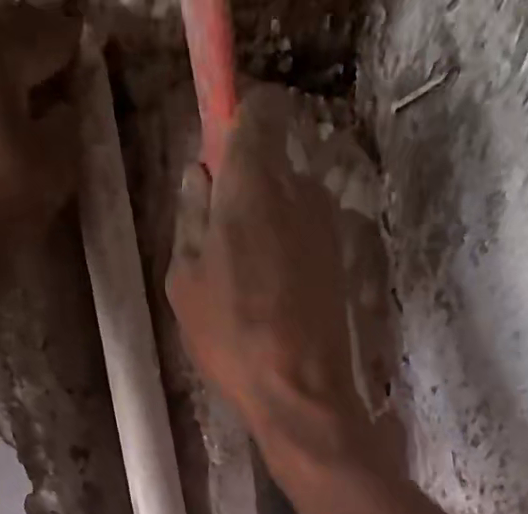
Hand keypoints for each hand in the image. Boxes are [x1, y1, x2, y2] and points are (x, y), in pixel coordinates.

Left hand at [0, 3, 79, 256]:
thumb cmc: (7, 197)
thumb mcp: (59, 158)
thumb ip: (68, 118)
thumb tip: (63, 105)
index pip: (45, 32)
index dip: (74, 42)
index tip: (93, 49)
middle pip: (1, 26)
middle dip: (34, 36)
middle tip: (61, 54)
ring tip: (22, 71)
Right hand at [165, 86, 371, 473]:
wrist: (300, 390)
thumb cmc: (231, 336)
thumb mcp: (185, 281)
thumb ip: (190, 218)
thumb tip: (198, 178)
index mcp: (254, 184)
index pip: (257, 110)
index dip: (235, 125)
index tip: (215, 163)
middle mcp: (301, 188)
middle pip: (273, 161)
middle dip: (245, 186)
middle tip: (218, 239)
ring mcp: (329, 223)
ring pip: (291, 200)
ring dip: (268, 222)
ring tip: (245, 279)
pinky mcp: (343, 256)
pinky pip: (306, 233)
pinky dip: (288, 248)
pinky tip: (272, 295)